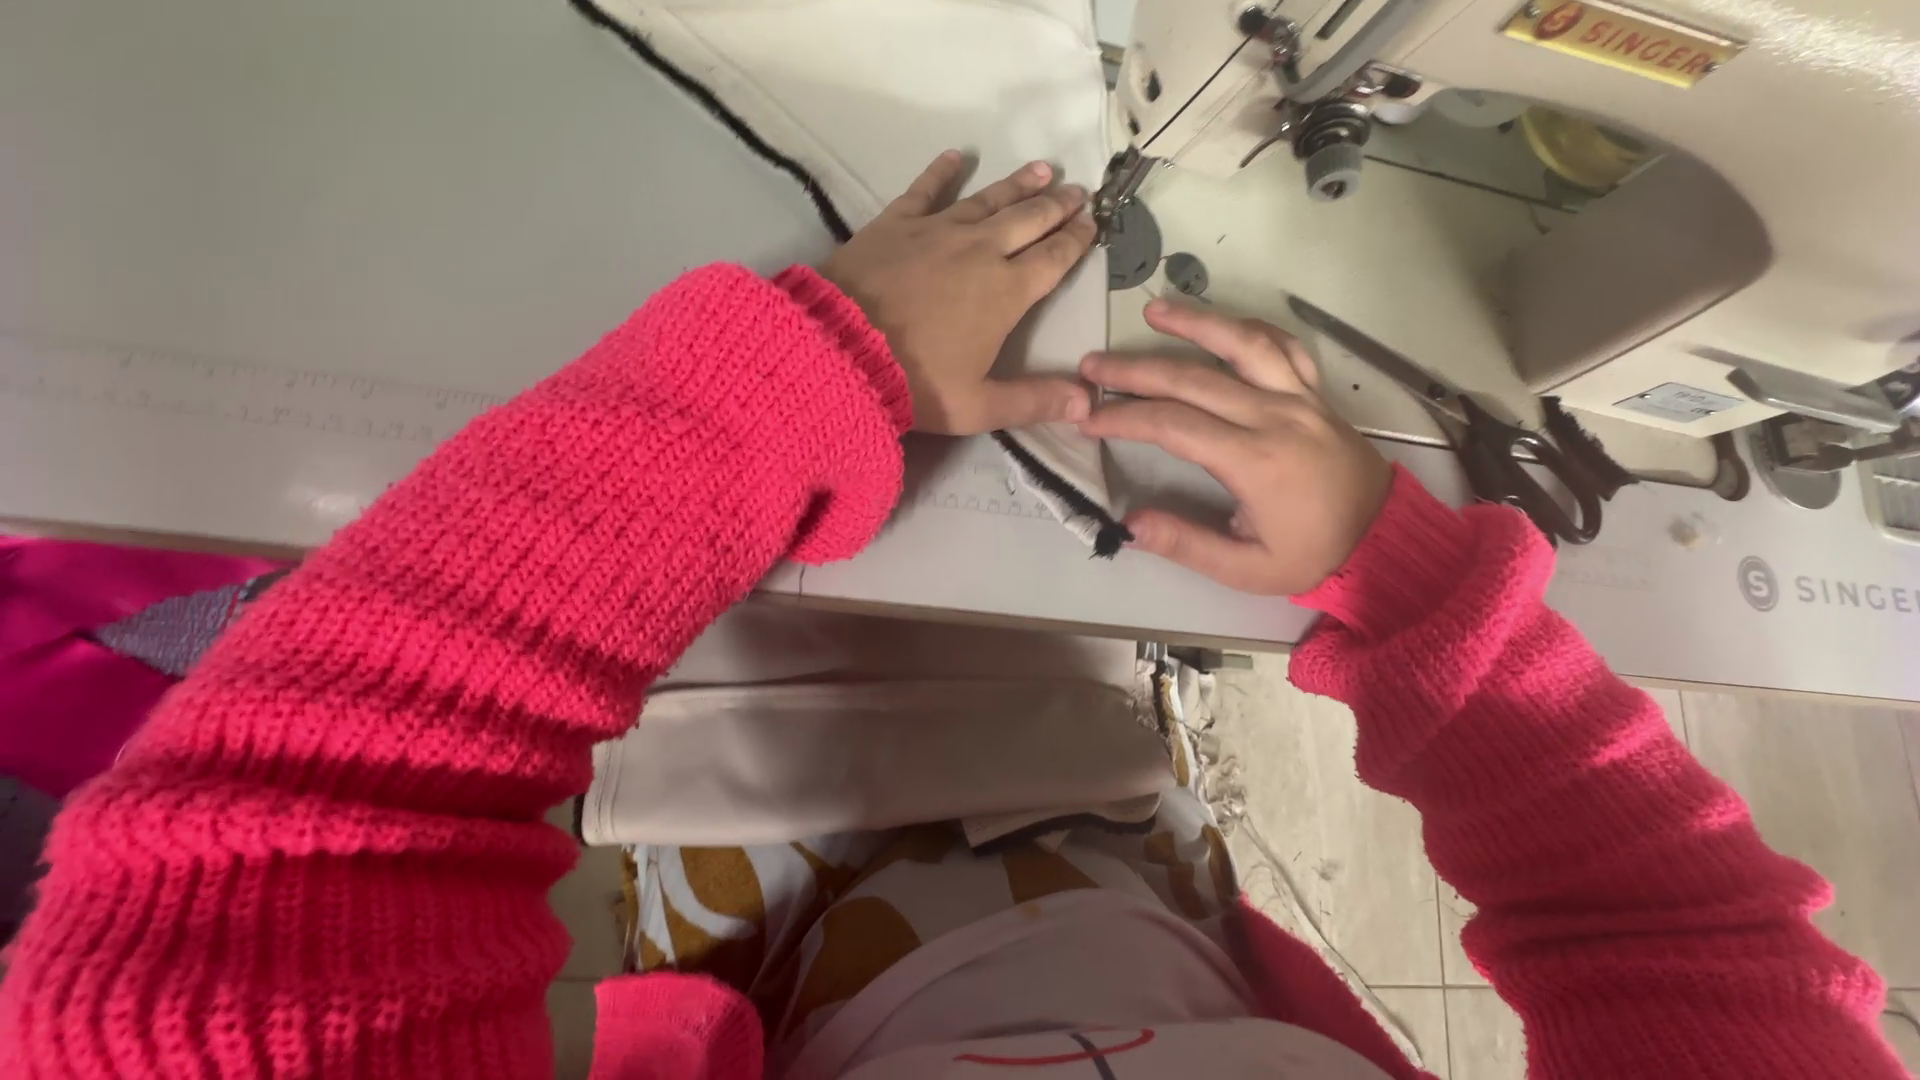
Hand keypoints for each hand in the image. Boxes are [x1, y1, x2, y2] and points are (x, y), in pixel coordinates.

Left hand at [821, 151, 1097, 434]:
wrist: (841, 350)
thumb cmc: (916, 383)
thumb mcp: (978, 406)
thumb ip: (1034, 401)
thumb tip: (1087, 402)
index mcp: (1006, 293)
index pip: (1053, 259)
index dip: (1076, 240)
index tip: (1094, 223)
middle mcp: (980, 251)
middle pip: (1028, 220)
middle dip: (1057, 205)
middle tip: (1078, 191)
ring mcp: (937, 231)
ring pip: (988, 199)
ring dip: (1018, 184)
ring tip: (1043, 168)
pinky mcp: (896, 223)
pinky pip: (926, 189)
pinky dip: (943, 171)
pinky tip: (957, 155)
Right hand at [1079, 298, 1392, 594]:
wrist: (1384, 537)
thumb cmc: (1312, 554)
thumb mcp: (1247, 569)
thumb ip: (1186, 544)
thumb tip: (1130, 524)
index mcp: (1254, 460)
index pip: (1173, 425)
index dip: (1125, 417)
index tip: (1088, 418)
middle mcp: (1274, 416)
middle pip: (1193, 379)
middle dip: (1135, 369)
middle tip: (1092, 366)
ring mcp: (1299, 397)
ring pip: (1242, 344)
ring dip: (1195, 323)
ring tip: (1152, 310)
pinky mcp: (1315, 393)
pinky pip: (1283, 347)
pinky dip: (1251, 328)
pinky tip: (1223, 324)